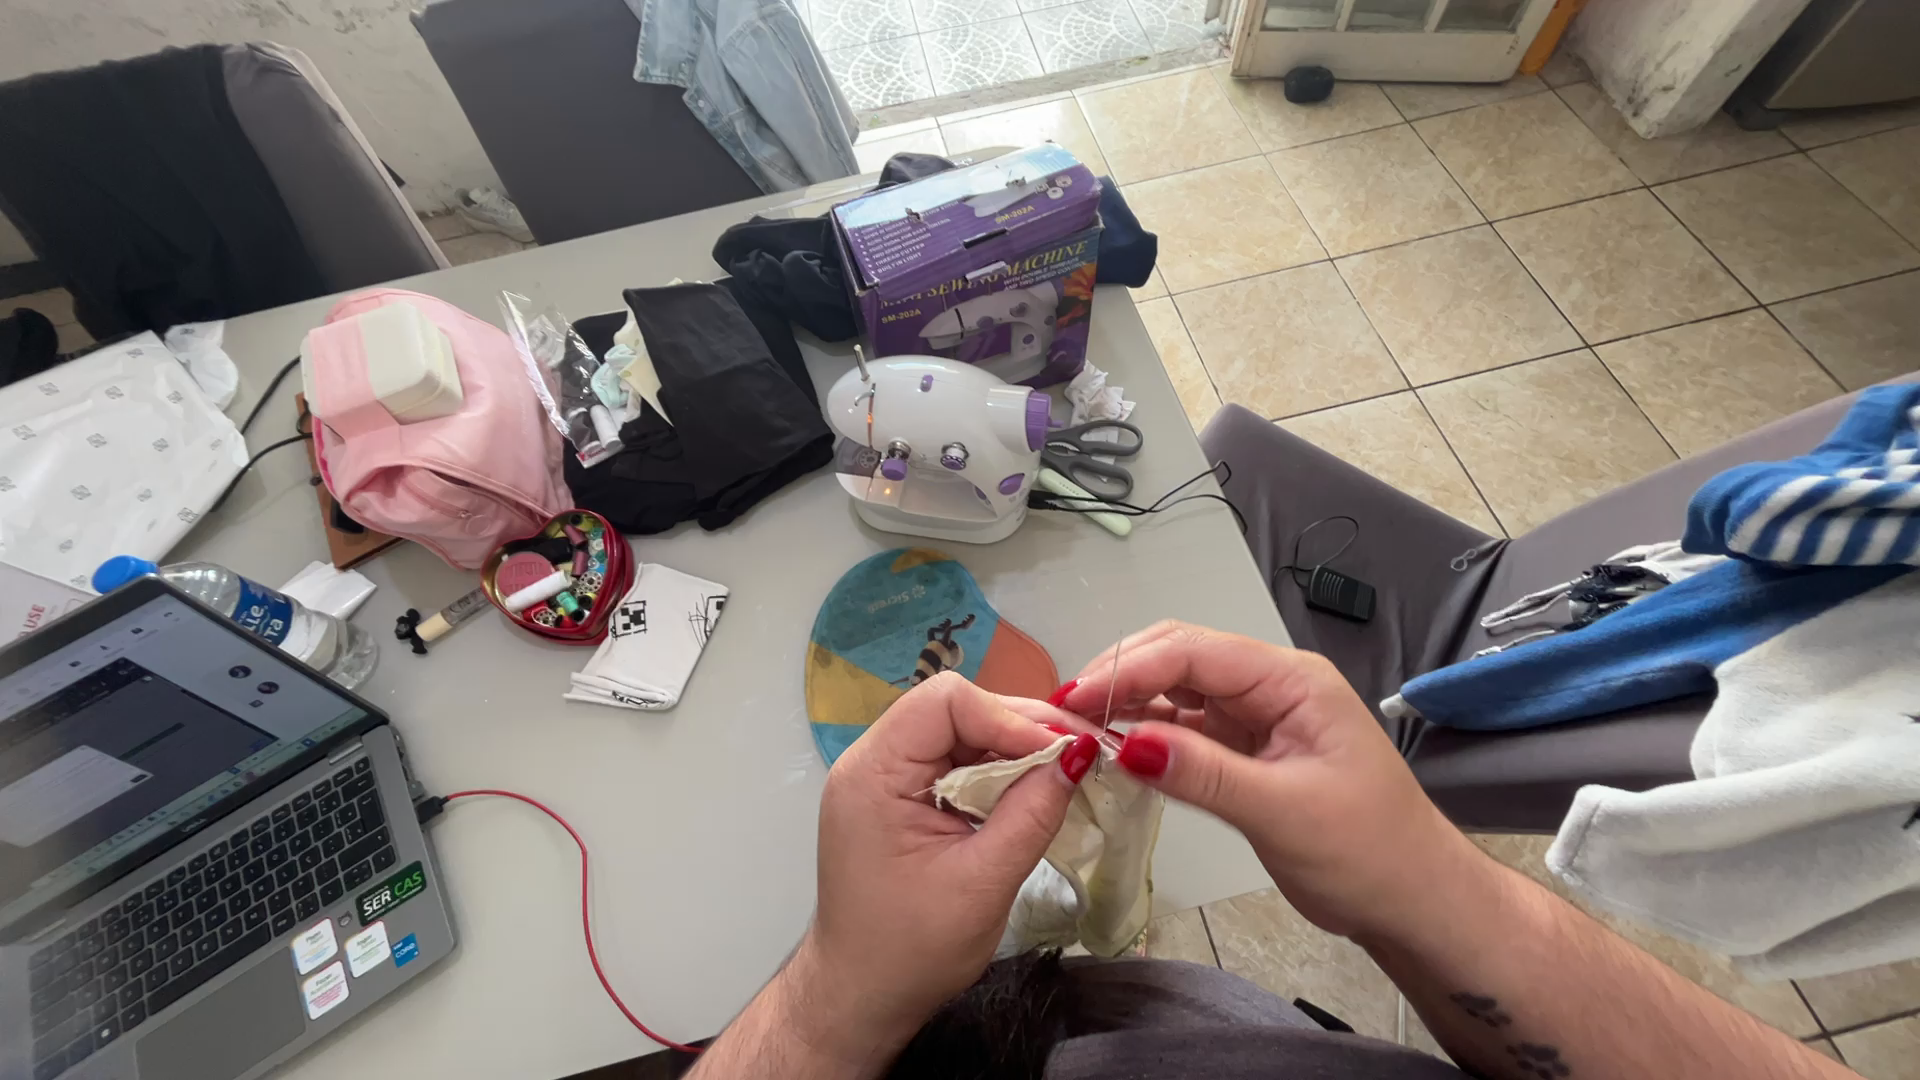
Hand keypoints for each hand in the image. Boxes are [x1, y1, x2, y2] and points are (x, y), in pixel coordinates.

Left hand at [800, 671, 1098, 1062]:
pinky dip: (999, 766)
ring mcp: (889, 774)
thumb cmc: (910, 952)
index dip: (1007, 717)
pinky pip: (958, 757)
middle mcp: (875, 758)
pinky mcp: (905, 792)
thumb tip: (1078, 756)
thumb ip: (1029, 815)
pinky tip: (1034, 783)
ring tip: (1067, 764)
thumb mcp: (981, 885)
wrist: (861, 997)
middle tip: (1081, 749)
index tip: (1059, 750)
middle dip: (1021, 725)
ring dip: (1015, 744)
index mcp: (874, 773)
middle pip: (956, 709)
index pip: (945, 702)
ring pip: (962, 729)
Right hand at [1046, 621, 1476, 942]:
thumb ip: (1204, 775)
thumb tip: (1122, 746)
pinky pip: (1181, 723)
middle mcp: (1266, 683)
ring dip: (1126, 701)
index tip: (1076, 700)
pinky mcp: (1240, 743)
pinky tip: (1114, 743)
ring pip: (1174, 687)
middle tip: (1068, 710)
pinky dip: (1144, 730)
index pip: (1193, 652)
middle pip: (1178, 656)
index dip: (1129, 669)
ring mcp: (1252, 712)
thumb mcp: (1285, 813)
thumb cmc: (1369, 854)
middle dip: (1120, 675)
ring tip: (1079, 725)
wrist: (1416, 904)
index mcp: (1289, 679)